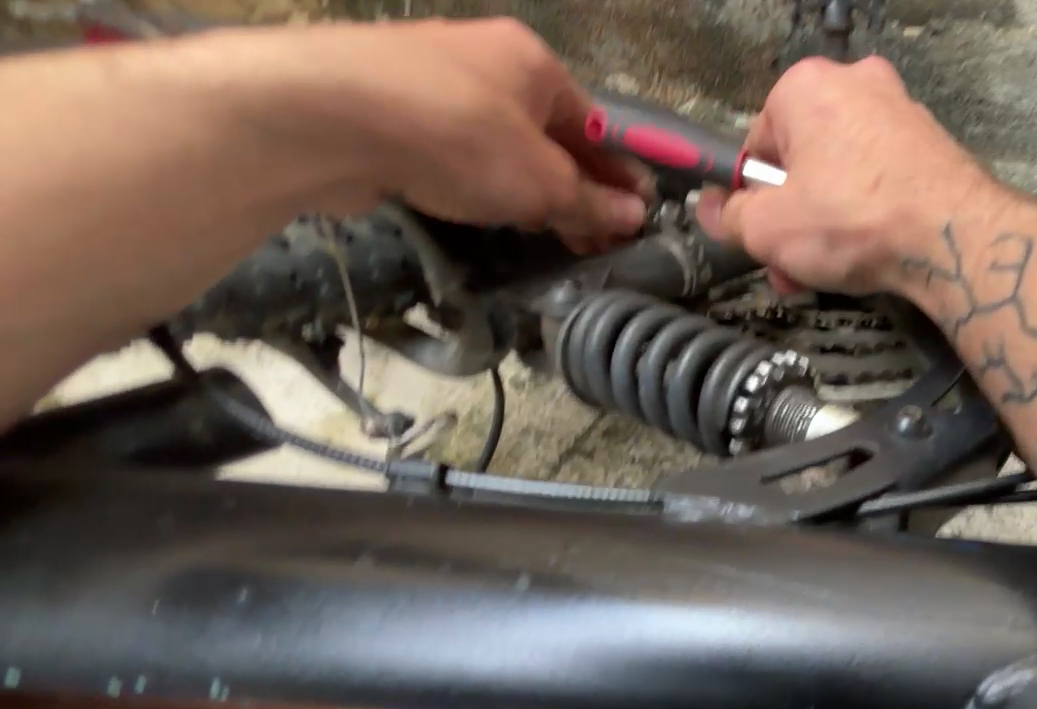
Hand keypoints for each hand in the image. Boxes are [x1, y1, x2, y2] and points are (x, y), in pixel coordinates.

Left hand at [212, 18, 654, 251]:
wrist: (322, 116)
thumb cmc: (458, 138)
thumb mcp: (544, 182)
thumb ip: (593, 202)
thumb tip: (635, 215)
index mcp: (534, 64)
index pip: (597, 127)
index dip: (622, 178)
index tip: (638, 221)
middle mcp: (489, 62)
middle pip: (554, 138)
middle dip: (580, 191)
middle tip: (599, 242)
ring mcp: (439, 83)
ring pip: (509, 150)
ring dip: (537, 195)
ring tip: (555, 239)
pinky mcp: (399, 113)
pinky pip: (464, 156)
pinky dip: (488, 187)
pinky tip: (496, 218)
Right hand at [695, 56, 996, 293]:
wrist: (953, 241)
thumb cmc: (856, 222)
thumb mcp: (768, 229)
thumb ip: (730, 218)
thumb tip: (714, 211)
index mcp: (805, 88)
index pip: (757, 146)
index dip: (754, 201)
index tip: (760, 237)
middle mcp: (858, 87)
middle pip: (805, 165)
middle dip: (795, 222)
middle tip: (794, 268)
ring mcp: (903, 116)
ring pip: (846, 179)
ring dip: (831, 227)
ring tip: (832, 274)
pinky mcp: (935, 152)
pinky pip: (885, 187)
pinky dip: (872, 220)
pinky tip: (873, 257)